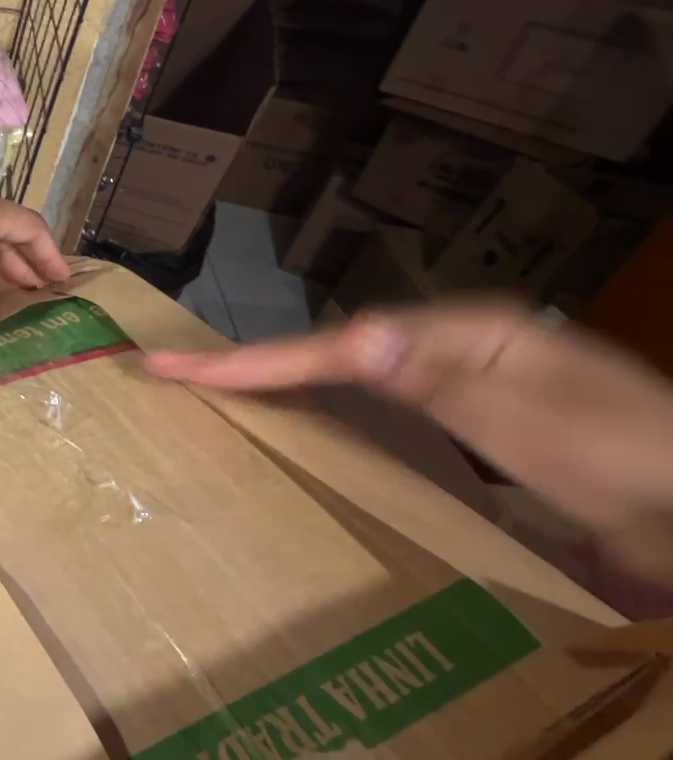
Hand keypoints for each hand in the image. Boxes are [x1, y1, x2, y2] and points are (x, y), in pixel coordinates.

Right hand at [146, 306, 672, 582]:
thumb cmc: (634, 461)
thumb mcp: (541, 419)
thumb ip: (441, 379)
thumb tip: (355, 339)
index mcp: (457, 333)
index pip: (328, 346)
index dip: (248, 360)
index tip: (169, 366)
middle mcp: (445, 346)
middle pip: (324, 351)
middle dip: (248, 362)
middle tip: (171, 369)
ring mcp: (456, 380)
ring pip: (340, 375)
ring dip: (275, 380)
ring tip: (211, 387)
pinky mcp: (465, 419)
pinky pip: (368, 404)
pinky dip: (318, 405)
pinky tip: (295, 416)